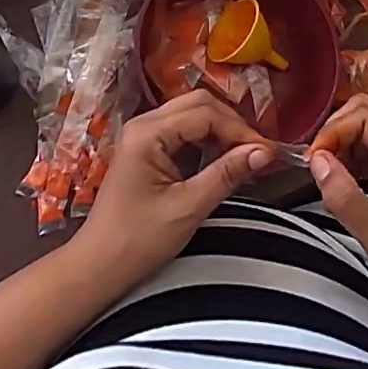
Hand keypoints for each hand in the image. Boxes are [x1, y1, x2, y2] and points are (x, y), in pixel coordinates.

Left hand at [70, 91, 275, 290]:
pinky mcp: (146, 147)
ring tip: (246, 155)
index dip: (240, 130)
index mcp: (148, 133)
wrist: (99, 264)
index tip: (268, 153)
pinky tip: (223, 157)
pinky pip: (182, 129)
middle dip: (232, 124)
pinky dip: (206, 138)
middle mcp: (143, 123)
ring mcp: (142, 133)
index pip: (205, 114)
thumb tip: (264, 153)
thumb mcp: (188, 208)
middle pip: (198, 104)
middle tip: (258, 153)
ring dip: (221, 129)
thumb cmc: (139, 240)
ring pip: (191, 113)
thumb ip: (225, 175)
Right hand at [306, 96, 367, 314]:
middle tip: (316, 157)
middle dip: (336, 128)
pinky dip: (345, 156)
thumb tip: (315, 160)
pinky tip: (335, 176)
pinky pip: (365, 149)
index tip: (314, 157)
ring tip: (322, 168)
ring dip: (339, 141)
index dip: (336, 130)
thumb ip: (345, 196)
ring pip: (364, 128)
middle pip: (367, 112)